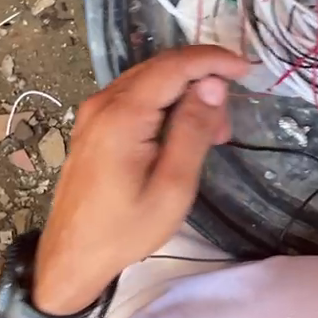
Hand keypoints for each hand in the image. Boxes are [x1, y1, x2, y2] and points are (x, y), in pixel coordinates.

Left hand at [34, 46, 250, 314]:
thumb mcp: (172, 186)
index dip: (213, 60)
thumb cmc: (125, 229)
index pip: (174, 66)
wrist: (71, 257)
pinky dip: (165, 105)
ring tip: (210, 136)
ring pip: (150, 81)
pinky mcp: (93, 124)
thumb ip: (193, 130)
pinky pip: (136, 97)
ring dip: (185, 95)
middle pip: (161, 68)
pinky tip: (180, 135)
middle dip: (202, 82)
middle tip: (226, 123)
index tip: (246, 70)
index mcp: (122, 114)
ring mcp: (94, 112)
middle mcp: (103, 102)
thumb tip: (213, 84)